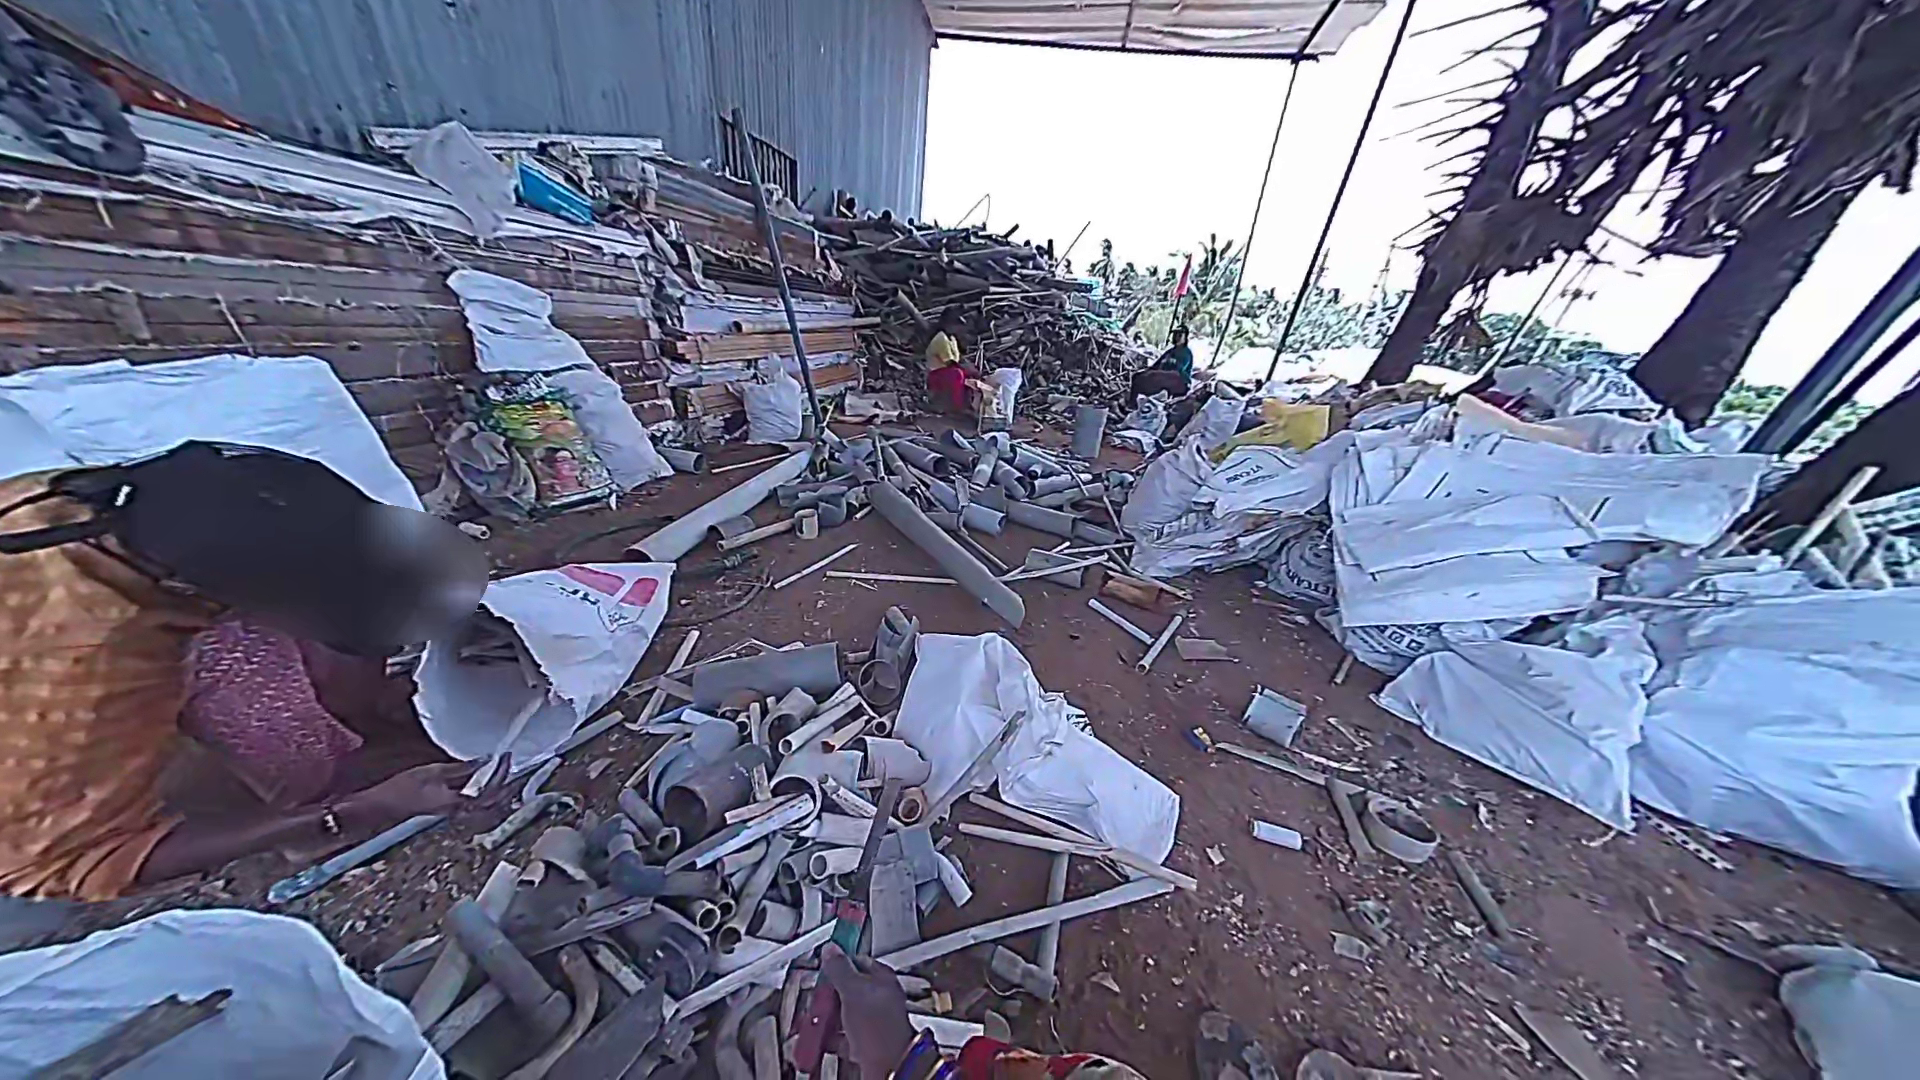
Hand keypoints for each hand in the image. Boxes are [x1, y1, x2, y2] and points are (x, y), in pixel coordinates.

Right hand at [337, 759, 507, 833]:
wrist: (376, 806)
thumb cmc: (400, 789)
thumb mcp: (434, 773)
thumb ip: (462, 768)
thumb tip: (486, 760)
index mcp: (457, 803)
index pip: (490, 792)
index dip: (502, 775)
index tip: (506, 758)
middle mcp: (458, 811)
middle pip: (492, 805)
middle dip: (508, 788)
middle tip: (516, 771)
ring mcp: (453, 812)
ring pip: (485, 806)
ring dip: (499, 792)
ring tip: (507, 776)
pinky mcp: (447, 808)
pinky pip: (474, 804)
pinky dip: (486, 794)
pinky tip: (487, 782)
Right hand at [820, 944, 915, 1079]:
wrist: (888, 1067)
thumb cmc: (880, 1027)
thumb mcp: (854, 991)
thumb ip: (841, 969)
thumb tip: (831, 950)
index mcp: (883, 979)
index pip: (858, 962)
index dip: (840, 963)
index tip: (823, 968)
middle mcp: (881, 1000)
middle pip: (851, 990)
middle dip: (830, 995)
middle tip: (815, 999)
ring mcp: (875, 1025)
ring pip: (846, 1015)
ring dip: (828, 1018)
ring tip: (814, 1021)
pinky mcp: (868, 1048)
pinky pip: (845, 1039)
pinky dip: (831, 1039)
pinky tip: (821, 1042)